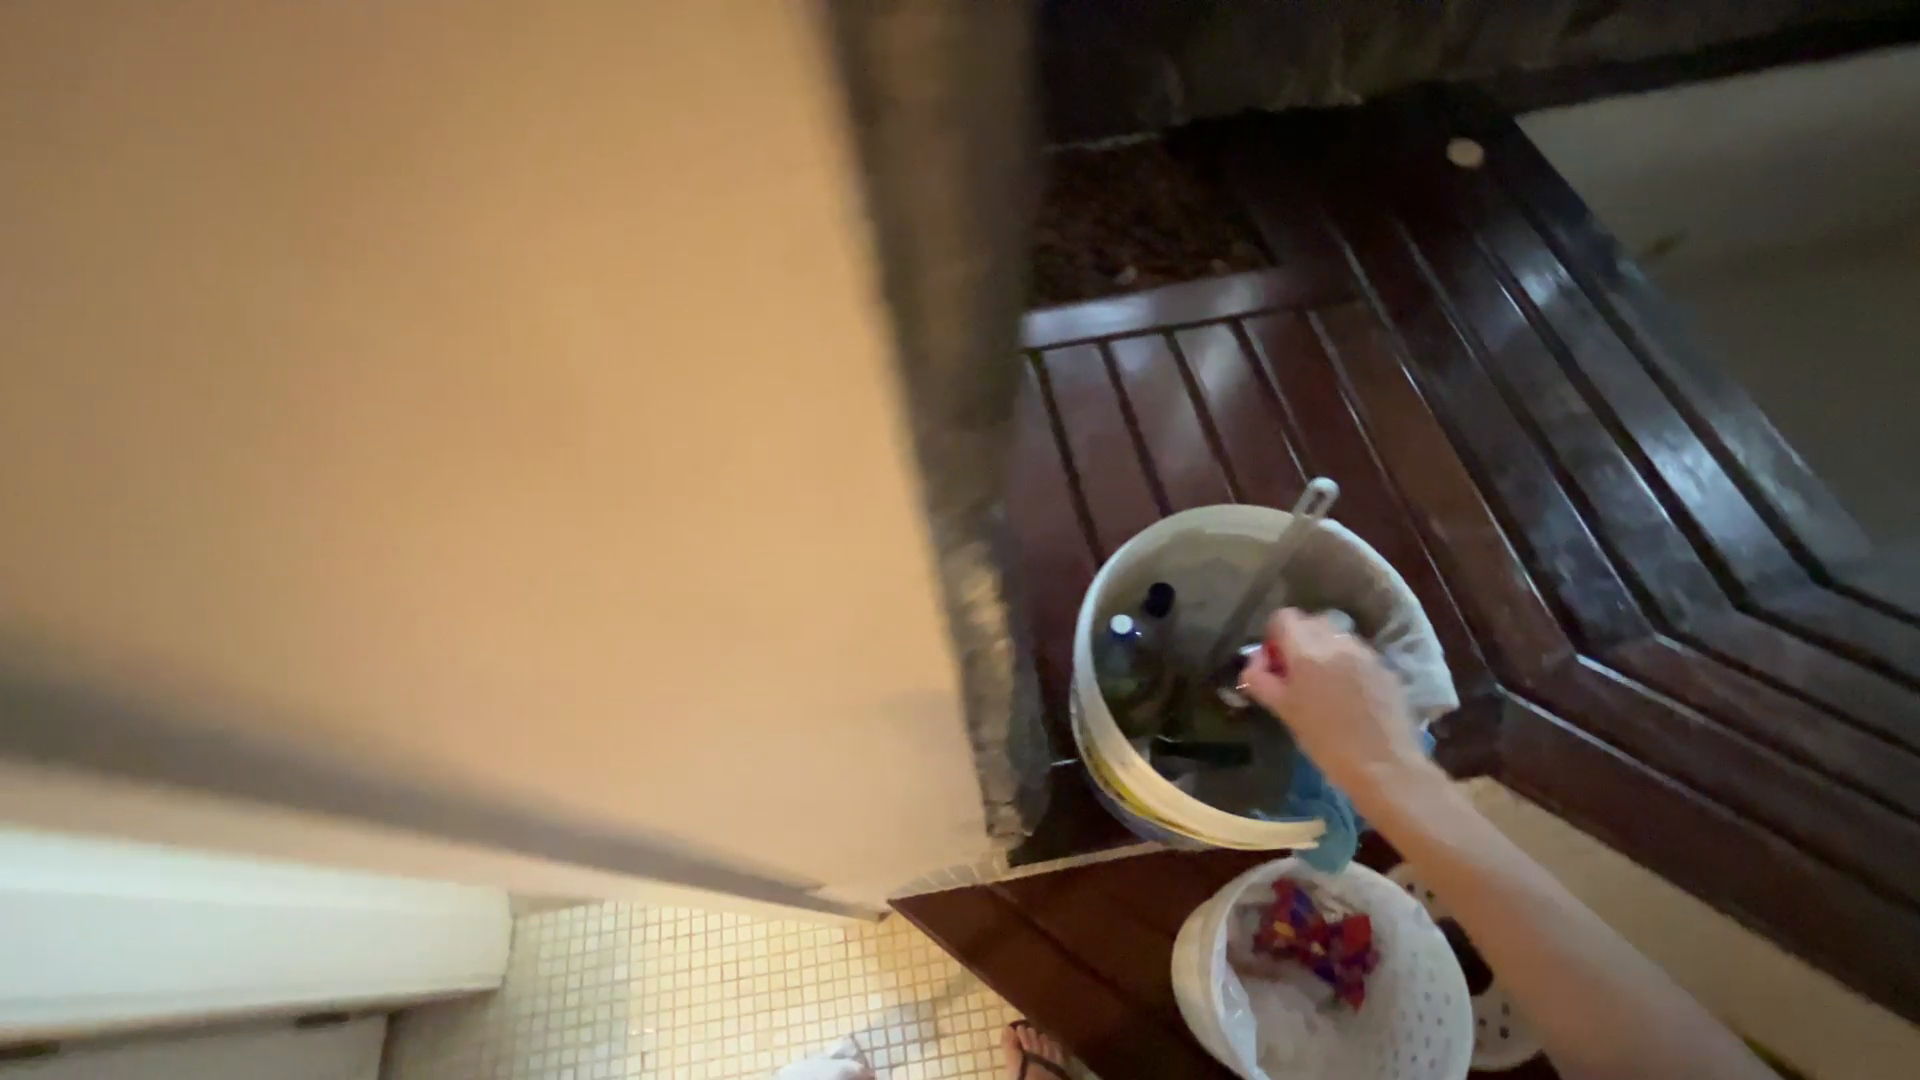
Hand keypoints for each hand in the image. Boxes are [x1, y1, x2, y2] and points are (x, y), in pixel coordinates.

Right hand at [1238, 608, 1426, 798]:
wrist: (1384, 766)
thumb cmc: (1325, 741)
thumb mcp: (1283, 710)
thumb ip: (1260, 679)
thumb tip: (1254, 663)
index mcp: (1307, 651)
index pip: (1284, 617)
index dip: (1274, 636)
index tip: (1275, 662)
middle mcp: (1337, 642)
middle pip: (1310, 621)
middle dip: (1299, 640)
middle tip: (1296, 672)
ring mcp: (1365, 653)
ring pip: (1336, 635)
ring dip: (1324, 650)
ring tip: (1324, 684)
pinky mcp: (1385, 667)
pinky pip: (1357, 653)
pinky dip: (1347, 663)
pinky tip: (1349, 694)